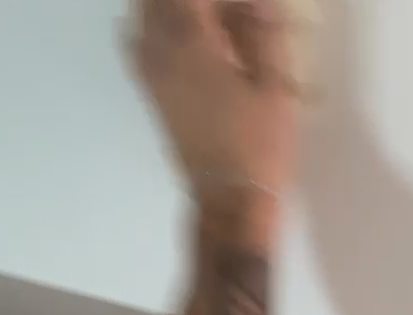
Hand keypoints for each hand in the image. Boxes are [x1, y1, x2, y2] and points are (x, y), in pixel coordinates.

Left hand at [135, 0, 299, 197]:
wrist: (231, 197)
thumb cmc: (260, 145)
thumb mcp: (276, 88)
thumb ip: (266, 34)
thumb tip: (263, 3)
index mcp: (190, 37)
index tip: (252, 7)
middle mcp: (157, 43)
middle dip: (200, 3)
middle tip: (231, 13)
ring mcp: (148, 67)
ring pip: (145, 13)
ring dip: (174, 10)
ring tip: (209, 22)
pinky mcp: (149, 88)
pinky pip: (136, 38)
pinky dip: (155, 26)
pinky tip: (180, 38)